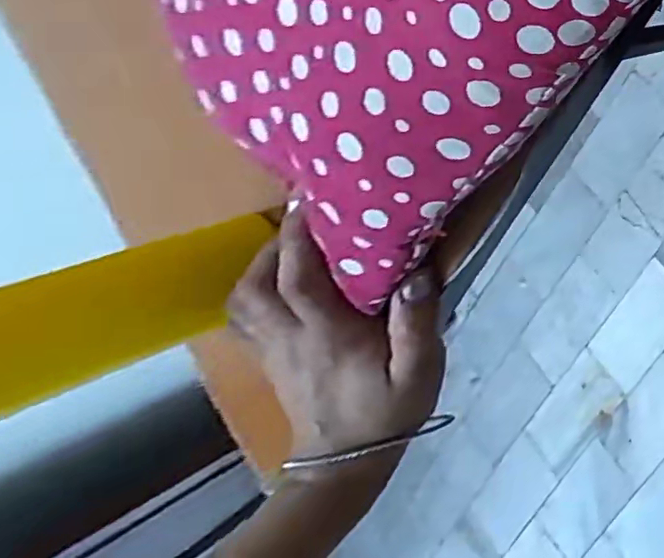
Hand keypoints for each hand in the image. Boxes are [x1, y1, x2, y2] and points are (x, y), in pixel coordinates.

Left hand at [227, 210, 446, 461]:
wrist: (347, 464)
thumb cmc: (388, 410)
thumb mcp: (418, 370)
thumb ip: (418, 323)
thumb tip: (417, 275)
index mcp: (327, 334)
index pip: (299, 278)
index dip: (299, 236)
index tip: (311, 198)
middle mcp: (291, 337)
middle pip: (258, 284)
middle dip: (277, 242)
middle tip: (308, 214)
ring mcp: (275, 350)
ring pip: (244, 299)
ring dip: (261, 264)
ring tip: (294, 242)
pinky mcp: (271, 359)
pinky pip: (247, 316)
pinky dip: (256, 288)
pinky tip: (282, 278)